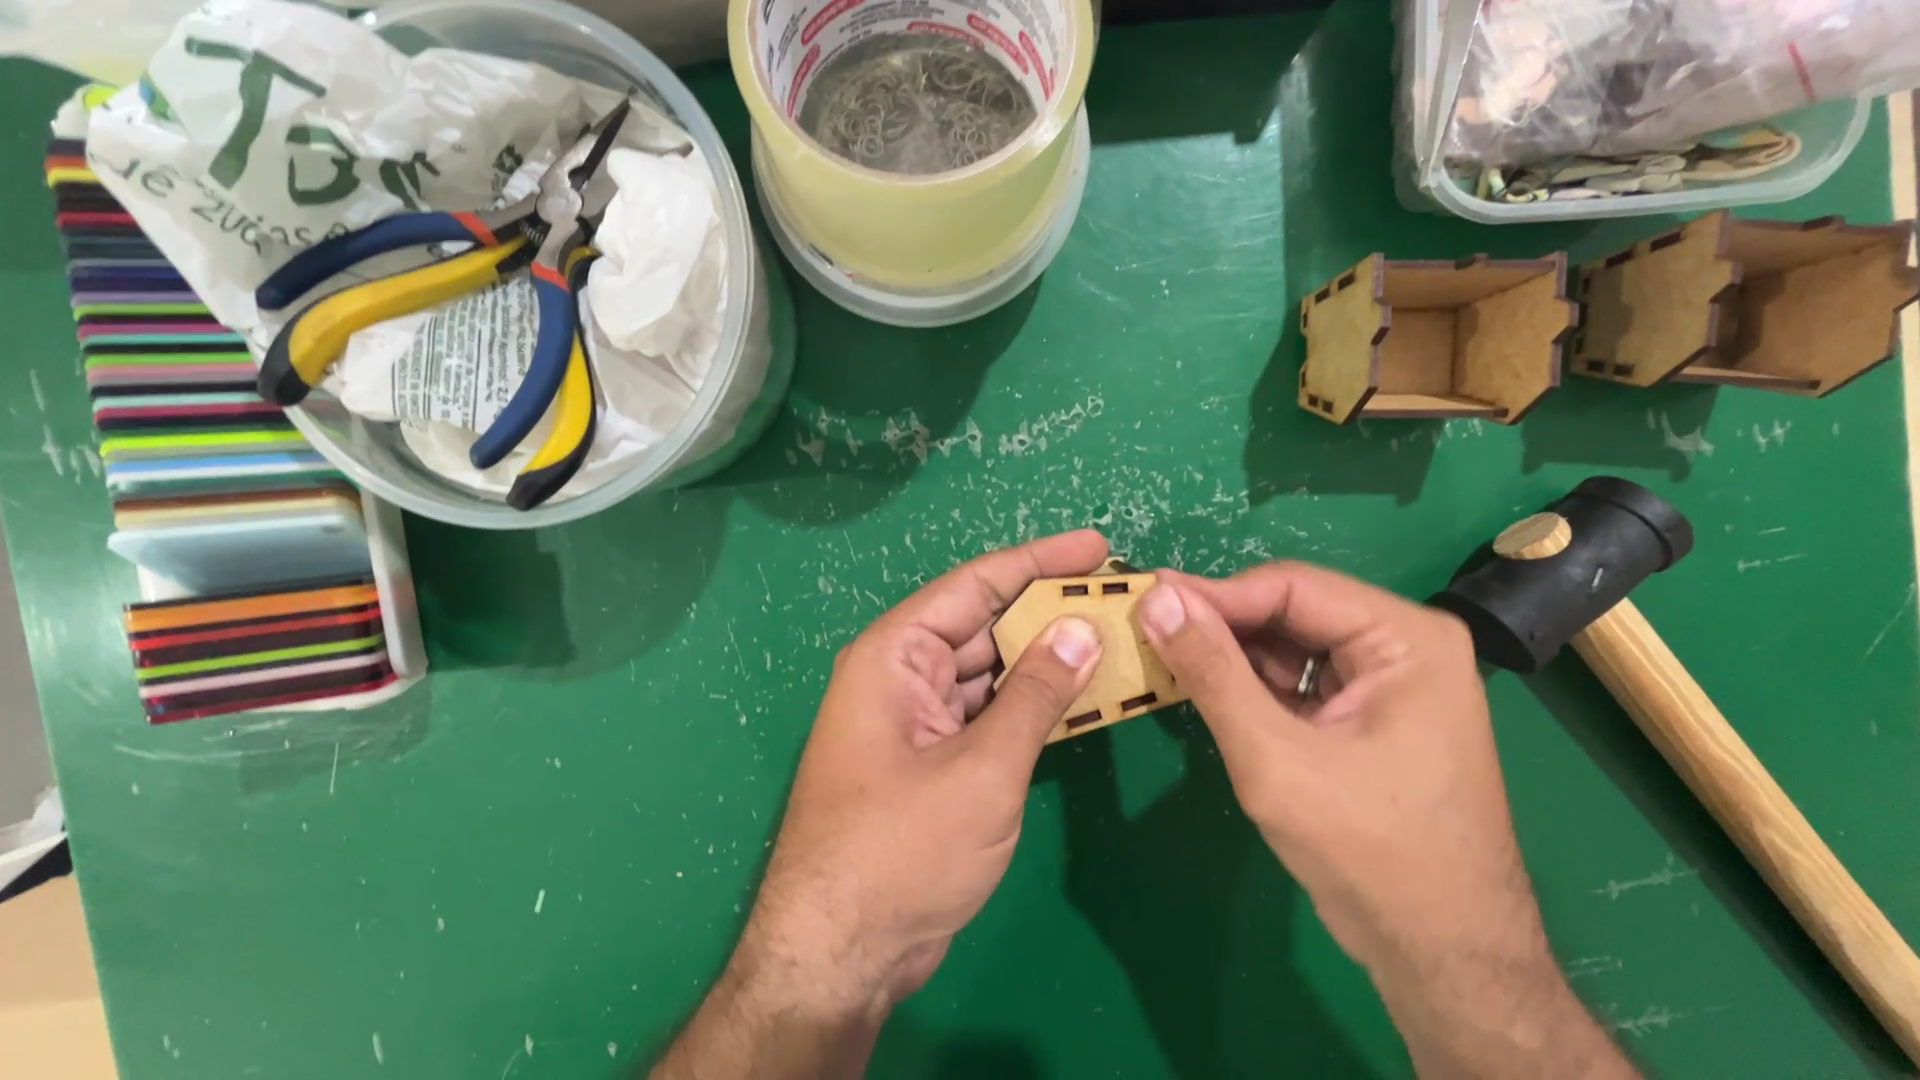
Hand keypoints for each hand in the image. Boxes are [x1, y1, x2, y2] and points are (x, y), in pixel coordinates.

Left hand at [657, 531, 1109, 1077]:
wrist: (842, 954)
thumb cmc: (903, 850)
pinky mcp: (932, 762)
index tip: (1099, 547)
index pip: (974, 586)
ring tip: (1115, 643)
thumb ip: (1036, 695)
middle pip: (984, 625)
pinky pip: (989, 715)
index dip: (1039, 561)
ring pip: (990, 672)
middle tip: (1121, 600)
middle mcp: (901, 676)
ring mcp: (916, 721)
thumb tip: (1082, 630)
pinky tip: (1082, 699)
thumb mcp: (982, 769)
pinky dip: (1031, 706)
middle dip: (1050, 612)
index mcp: (894, 655)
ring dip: (1046, 661)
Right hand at [1136, 563, 1632, 1077]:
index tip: (1146, 600)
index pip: (1293, 587)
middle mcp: (1405, 646)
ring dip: (1232, 657)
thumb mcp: (1274, 755)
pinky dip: (1253, 688)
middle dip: (1221, 626)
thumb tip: (1156, 599)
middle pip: (1294, 613)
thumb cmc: (1367, 851)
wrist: (1442, 955)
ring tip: (1165, 657)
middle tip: (1147, 630)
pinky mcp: (1372, 718)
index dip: (1214, 594)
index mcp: (1406, 638)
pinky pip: (1301, 684)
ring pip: (1292, 648)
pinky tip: (1206, 692)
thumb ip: (1212, 671)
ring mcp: (1392, 684)